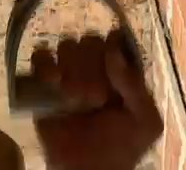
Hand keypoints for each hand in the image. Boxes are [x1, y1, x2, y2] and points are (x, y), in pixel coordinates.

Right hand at [31, 34, 162, 169]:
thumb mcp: (145, 122)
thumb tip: (112, 49)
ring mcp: (67, 68)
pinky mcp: (42, 78)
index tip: (112, 71)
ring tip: (75, 100)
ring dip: (72, 72)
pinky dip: (45, 66)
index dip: (113, 52)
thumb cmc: (120, 147)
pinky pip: (40, 55)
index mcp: (119, 68)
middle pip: (90, 41)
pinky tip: (54, 85)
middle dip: (93, 69)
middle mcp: (94, 63)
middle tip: (96, 98)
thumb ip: (134, 85)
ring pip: (67, 45)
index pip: (114, 39)